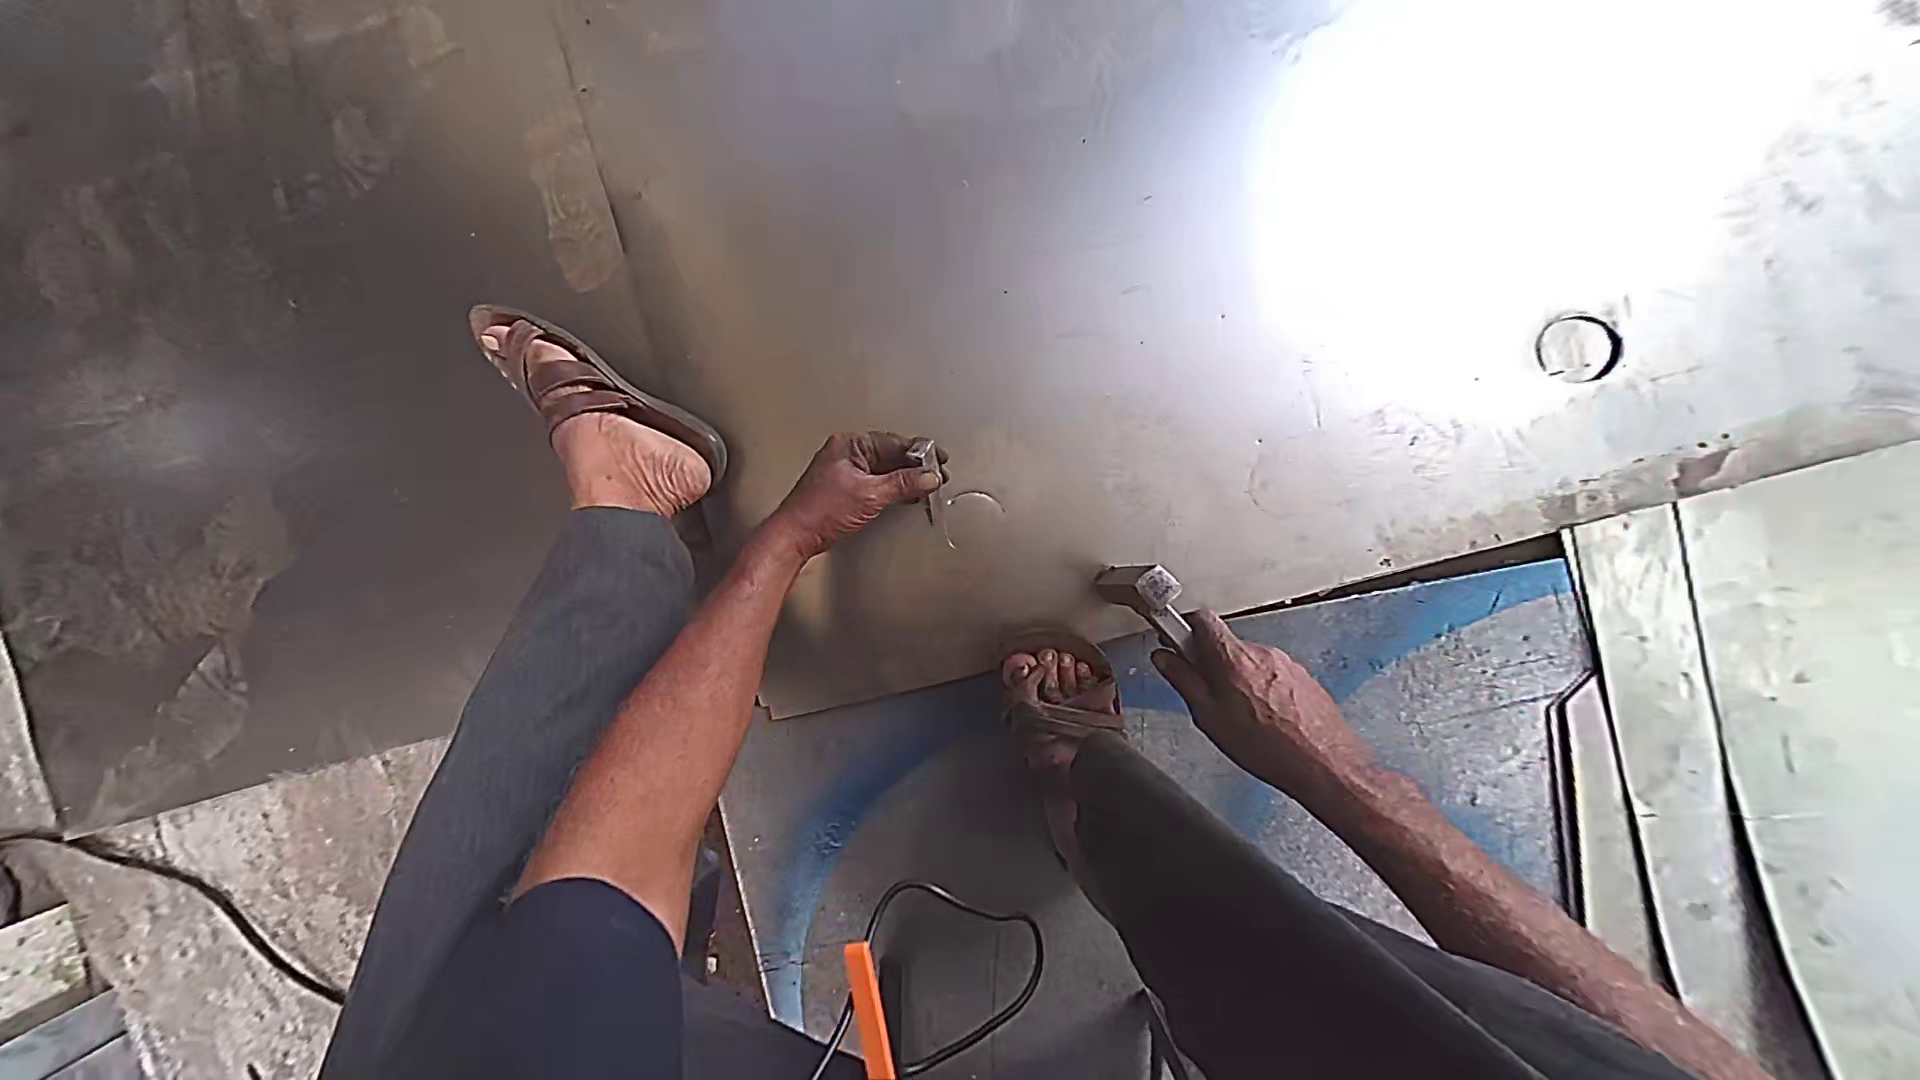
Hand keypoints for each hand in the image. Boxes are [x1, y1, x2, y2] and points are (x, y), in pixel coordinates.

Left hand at [763, 432, 944, 559]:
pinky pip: (878, 482)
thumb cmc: (817, 512)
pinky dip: (894, 488)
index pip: (894, 442)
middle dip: (916, 467)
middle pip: (891, 455)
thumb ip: (903, 484)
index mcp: (849, 444)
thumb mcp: (870, 495)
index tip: (938, 461)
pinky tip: (905, 495)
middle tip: (936, 476)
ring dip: (906, 479)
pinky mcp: (847, 489)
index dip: (920, 453)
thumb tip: (928, 477)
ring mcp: (846, 471)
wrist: (795, 536)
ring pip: (885, 470)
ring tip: (925, 487)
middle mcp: (847, 454)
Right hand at [1151, 611, 1374, 797]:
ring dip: (1237, 677)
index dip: (1183, 627)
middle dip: (1210, 662)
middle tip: (1206, 693)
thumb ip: (1183, 680)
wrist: (1326, 766)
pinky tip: (1264, 718)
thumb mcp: (1209, 716)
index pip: (1201, 619)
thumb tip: (1165, 659)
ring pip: (1248, 660)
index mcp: (1232, 657)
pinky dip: (1261, 688)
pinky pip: (1271, 673)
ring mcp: (1285, 663)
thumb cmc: (1268, 747)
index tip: (1175, 642)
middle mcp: (1260, 652)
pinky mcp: (1303, 676)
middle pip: (1224, 642)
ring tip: (1240, 714)